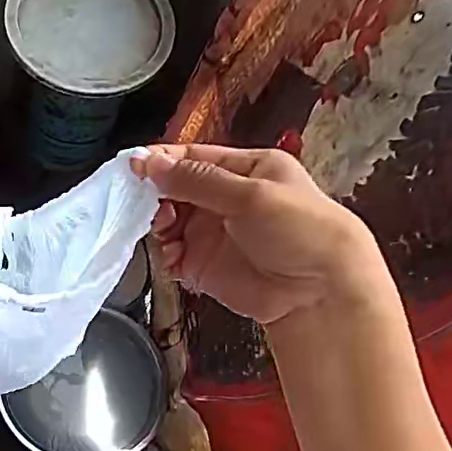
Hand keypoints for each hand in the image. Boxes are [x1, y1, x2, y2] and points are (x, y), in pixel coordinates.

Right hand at [132, 144, 387, 324]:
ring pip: (166, 223)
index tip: (133, 169)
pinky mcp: (202, 265)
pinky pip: (169, 255)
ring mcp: (212, 233)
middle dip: (156, 197)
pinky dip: (163, 255)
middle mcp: (224, 199)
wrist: (318, 292)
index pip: (192, 158)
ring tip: (165, 232)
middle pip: (173, 190)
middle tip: (151, 206)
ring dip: (157, 226)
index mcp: (244, 170)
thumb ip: (196, 180)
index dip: (161, 162)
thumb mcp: (250, 195)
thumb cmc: (302, 231)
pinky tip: (170, 256)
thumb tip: (151, 164)